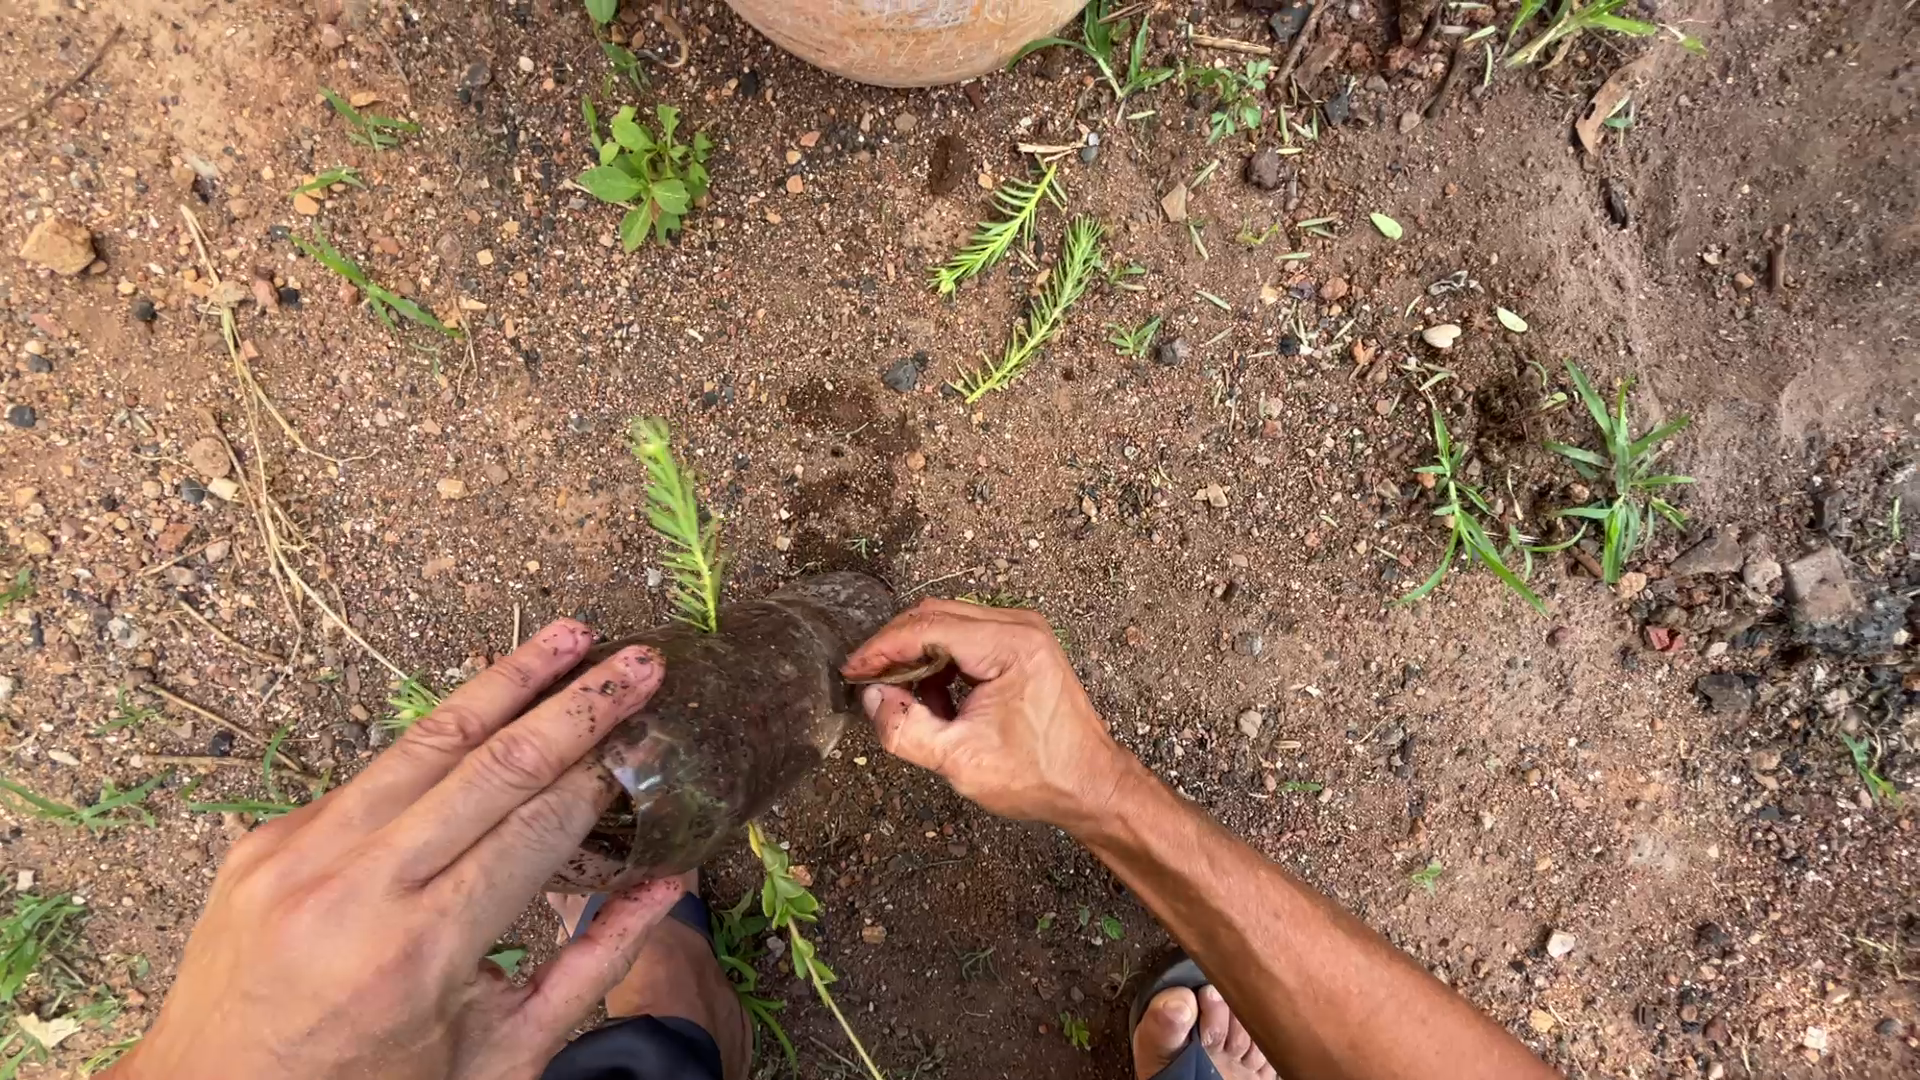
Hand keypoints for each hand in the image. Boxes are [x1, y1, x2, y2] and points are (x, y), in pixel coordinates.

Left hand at [111, 621, 682, 1079]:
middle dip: (582, 705)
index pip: (539, 826)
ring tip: (574, 632)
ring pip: (434, 737)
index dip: (603, 773)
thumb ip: (597, 961)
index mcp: (419, 954)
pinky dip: (457, 722)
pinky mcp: (271, 836)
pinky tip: (503, 690)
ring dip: (515, 676)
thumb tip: (674, 878)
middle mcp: (353, 890)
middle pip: (497, 764)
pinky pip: (387, 765)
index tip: (651, 732)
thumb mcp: (503, 1053)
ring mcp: (298, 853)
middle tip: (643, 661)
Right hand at [841, 599, 1132, 833]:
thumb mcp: (960, 761)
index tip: (852, 671)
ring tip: (903, 697)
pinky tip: (935, 699)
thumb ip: (904, 729)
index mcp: (1009, 644)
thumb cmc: (1037, 775)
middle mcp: (1018, 625)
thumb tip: (872, 698)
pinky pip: (966, 637)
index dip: (882, 648)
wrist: (1091, 784)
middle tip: (867, 679)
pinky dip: (941, 660)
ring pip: (949, 622)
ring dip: (918, 654)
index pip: (928, 626)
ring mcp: (1022, 631)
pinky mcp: (1021, 644)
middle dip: (896, 646)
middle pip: (936, 615)